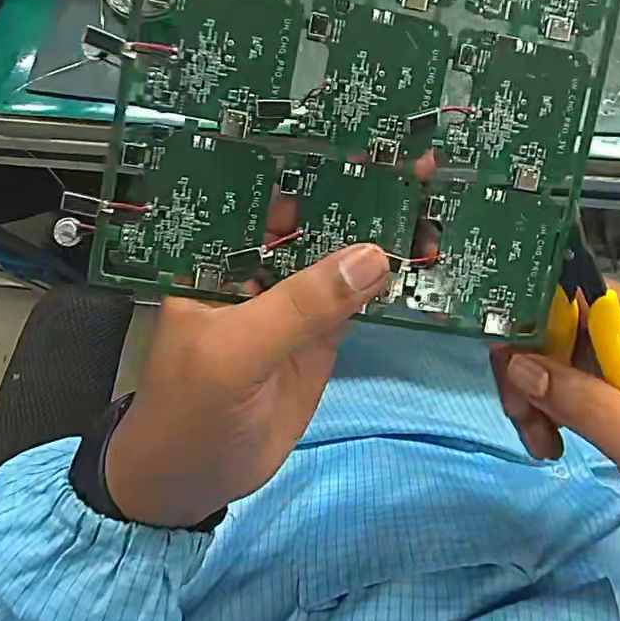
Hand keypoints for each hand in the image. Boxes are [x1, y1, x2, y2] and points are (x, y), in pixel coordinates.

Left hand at [106, 149, 439, 526]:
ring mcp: (295, 296)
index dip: (309, 165)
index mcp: (220, 252)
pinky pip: (358, 295)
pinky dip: (387, 276)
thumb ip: (301, 306)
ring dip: (378, 228)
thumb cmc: (192, 407)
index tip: (358, 139)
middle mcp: (258, 263)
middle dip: (355, 190)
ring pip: (340, 254)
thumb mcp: (238, 350)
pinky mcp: (322, 331)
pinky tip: (418, 250)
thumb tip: (372, 255)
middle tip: (410, 160)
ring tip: (426, 194)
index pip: (265, 193)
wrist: (193, 482)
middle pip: (311, 217)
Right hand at [491, 284, 619, 620]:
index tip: (506, 347)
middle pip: (566, 326)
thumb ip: (586, 403)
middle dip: (534, 363)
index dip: (542, 308)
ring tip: (537, 440)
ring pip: (561, 359)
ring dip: (537, 393)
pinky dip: (550, 411)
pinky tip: (548, 443)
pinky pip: (571, 390)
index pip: (589, 294)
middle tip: (519, 411)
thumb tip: (517, 362)